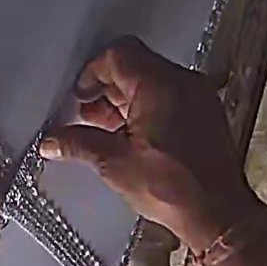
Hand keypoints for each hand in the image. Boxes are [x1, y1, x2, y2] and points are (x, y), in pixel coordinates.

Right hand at [39, 37, 262, 249]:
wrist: (214, 211)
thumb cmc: (174, 187)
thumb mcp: (113, 164)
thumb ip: (78, 145)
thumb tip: (52, 141)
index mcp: (160, 86)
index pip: (119, 55)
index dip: (91, 73)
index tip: (79, 98)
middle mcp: (183, 84)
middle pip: (134, 67)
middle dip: (104, 91)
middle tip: (85, 119)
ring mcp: (197, 99)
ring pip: (150, 84)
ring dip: (122, 104)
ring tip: (104, 134)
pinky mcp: (202, 116)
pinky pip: (168, 100)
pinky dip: (144, 112)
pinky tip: (129, 142)